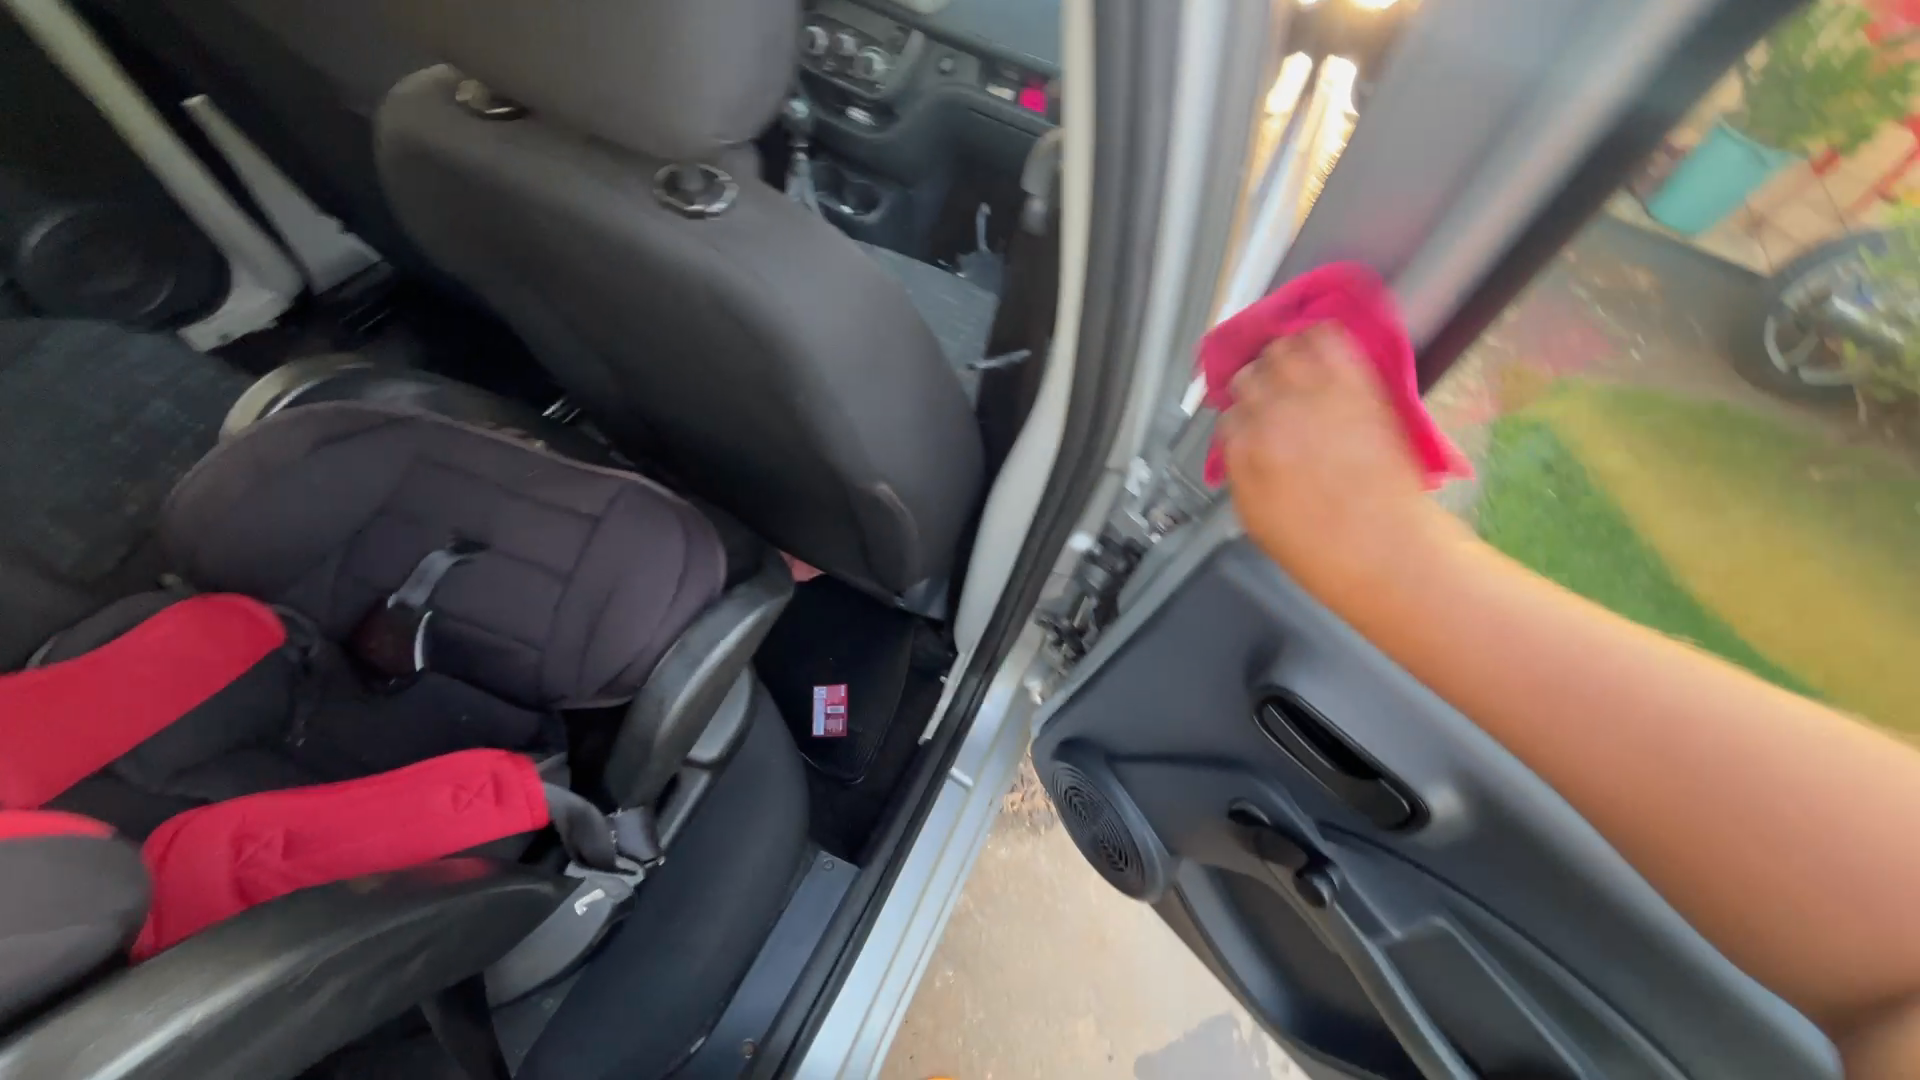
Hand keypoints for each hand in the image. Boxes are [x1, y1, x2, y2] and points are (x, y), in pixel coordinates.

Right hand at [1218, 325, 1464, 603]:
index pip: (1228, 415)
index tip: (1248, 418)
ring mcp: (1316, 400)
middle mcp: (1272, 418)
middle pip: (1250, 377)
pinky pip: (1332, 344)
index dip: (1238, 416)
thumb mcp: (1256, 521)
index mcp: (1243, 452)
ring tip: (1288, 358)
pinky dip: (1322, 335)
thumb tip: (1244, 452)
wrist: (1386, 553)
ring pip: (1283, 351)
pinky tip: (1320, 335)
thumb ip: (1243, 476)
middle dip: (1254, 381)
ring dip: (1282, 353)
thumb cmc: (1321, 551)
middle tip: (1265, 387)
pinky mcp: (1358, 390)